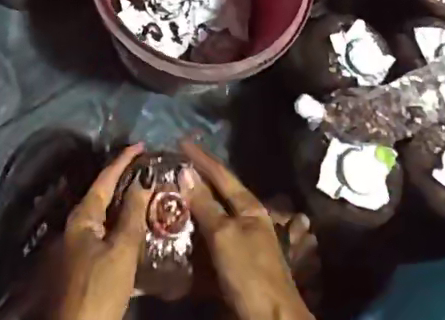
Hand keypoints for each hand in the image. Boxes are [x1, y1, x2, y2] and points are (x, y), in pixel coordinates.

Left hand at [54, 143, 148, 319]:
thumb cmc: (98, 289)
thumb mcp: (121, 249)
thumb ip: (133, 212)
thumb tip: (144, 177)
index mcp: (82, 217)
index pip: (105, 179)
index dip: (124, 160)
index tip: (141, 145)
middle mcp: (76, 228)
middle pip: (103, 196)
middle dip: (126, 182)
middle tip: (149, 171)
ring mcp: (77, 250)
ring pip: (106, 219)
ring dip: (126, 207)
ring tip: (149, 198)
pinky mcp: (83, 269)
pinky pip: (106, 238)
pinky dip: (123, 229)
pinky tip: (138, 233)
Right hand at [179, 139, 313, 319]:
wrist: (271, 318)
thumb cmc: (249, 272)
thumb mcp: (224, 236)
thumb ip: (206, 206)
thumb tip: (187, 173)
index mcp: (249, 206)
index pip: (221, 174)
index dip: (201, 158)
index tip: (182, 141)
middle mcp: (248, 219)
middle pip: (218, 194)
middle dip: (197, 181)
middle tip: (173, 170)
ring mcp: (243, 242)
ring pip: (214, 218)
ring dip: (194, 208)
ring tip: (172, 200)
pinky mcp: (237, 264)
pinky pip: (212, 243)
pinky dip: (197, 236)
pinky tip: (184, 237)